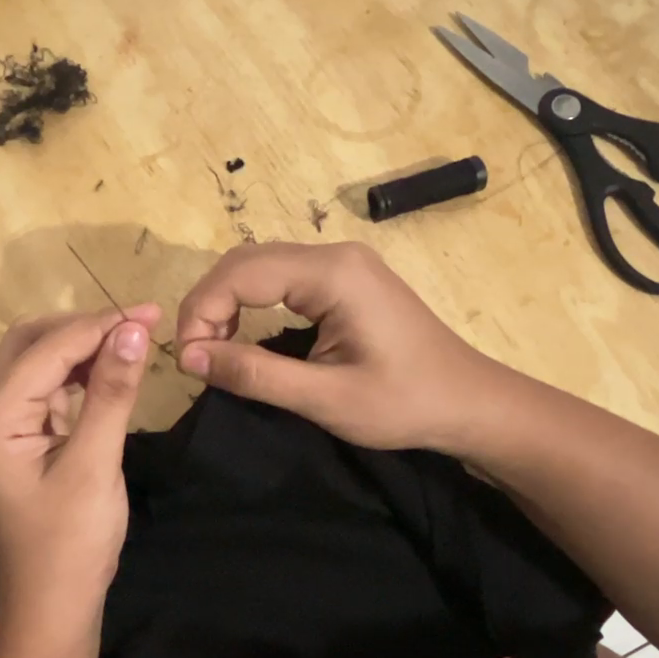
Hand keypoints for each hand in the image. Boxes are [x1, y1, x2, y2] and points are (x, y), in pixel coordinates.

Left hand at [0, 305, 158, 632]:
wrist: (55, 602)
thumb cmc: (71, 541)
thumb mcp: (94, 464)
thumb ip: (111, 394)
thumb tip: (133, 330)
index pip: (46, 350)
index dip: (97, 326)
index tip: (149, 314)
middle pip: (30, 343)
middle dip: (83, 327)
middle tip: (139, 325)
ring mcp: (5, 426)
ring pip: (39, 361)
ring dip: (82, 347)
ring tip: (133, 342)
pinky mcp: (25, 438)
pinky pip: (49, 388)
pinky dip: (80, 373)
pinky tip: (111, 372)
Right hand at [175, 242, 518, 453]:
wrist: (470, 403)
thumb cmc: (405, 403)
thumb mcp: (325, 398)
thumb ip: (255, 374)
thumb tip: (188, 358)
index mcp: (332, 274)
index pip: (240, 273)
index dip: (202, 312)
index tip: (189, 361)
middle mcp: (334, 254)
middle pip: (244, 261)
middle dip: (208, 304)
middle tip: (195, 356)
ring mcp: (342, 263)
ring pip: (258, 266)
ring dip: (226, 302)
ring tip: (214, 350)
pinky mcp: (344, 279)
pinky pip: (280, 277)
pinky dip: (250, 302)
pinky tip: (244, 336)